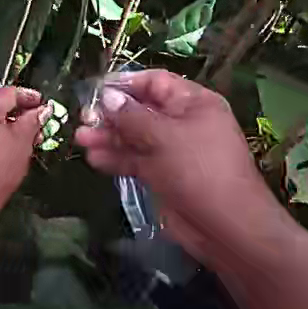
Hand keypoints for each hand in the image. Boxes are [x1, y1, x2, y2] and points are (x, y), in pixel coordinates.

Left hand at [0, 86, 45, 224]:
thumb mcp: (21, 143)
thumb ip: (33, 121)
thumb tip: (43, 109)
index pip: (9, 93)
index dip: (29, 96)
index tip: (44, 104)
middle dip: (19, 113)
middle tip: (38, 125)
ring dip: (7, 126)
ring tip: (25, 139)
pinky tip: (5, 150)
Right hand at [73, 69, 281, 265]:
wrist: (226, 226)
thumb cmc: (199, 170)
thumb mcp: (164, 137)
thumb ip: (132, 116)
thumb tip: (107, 96)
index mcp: (193, 103)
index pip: (155, 82)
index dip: (125, 84)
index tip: (95, 90)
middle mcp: (182, 122)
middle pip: (141, 110)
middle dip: (112, 113)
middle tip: (83, 118)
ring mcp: (172, 151)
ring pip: (135, 137)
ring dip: (109, 137)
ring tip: (81, 139)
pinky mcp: (163, 176)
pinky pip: (136, 160)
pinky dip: (117, 158)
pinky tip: (94, 159)